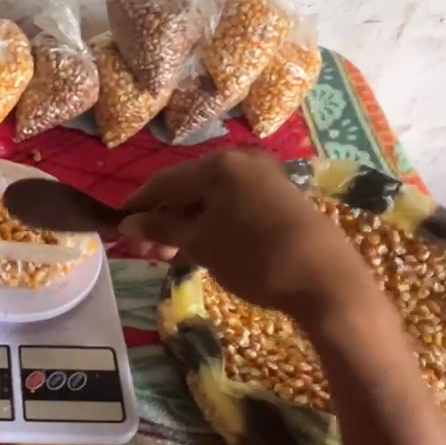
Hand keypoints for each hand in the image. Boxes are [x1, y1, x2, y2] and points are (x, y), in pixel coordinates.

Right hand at [119, 151, 382, 321]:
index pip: (163, 181)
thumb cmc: (255, 258)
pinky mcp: (280, 197)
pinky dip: (211, 223)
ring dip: (185, 224)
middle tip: (144, 250)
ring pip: (210, 198)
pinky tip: (201, 247)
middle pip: (187, 187)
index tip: (118, 229)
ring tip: (168, 255)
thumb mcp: (200, 245)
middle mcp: (241, 161)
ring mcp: (264, 178)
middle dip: (162, 218)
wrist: (328, 283)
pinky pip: (232, 204)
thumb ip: (161, 230)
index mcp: (219, 165)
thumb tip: (127, 225)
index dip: (137, 206)